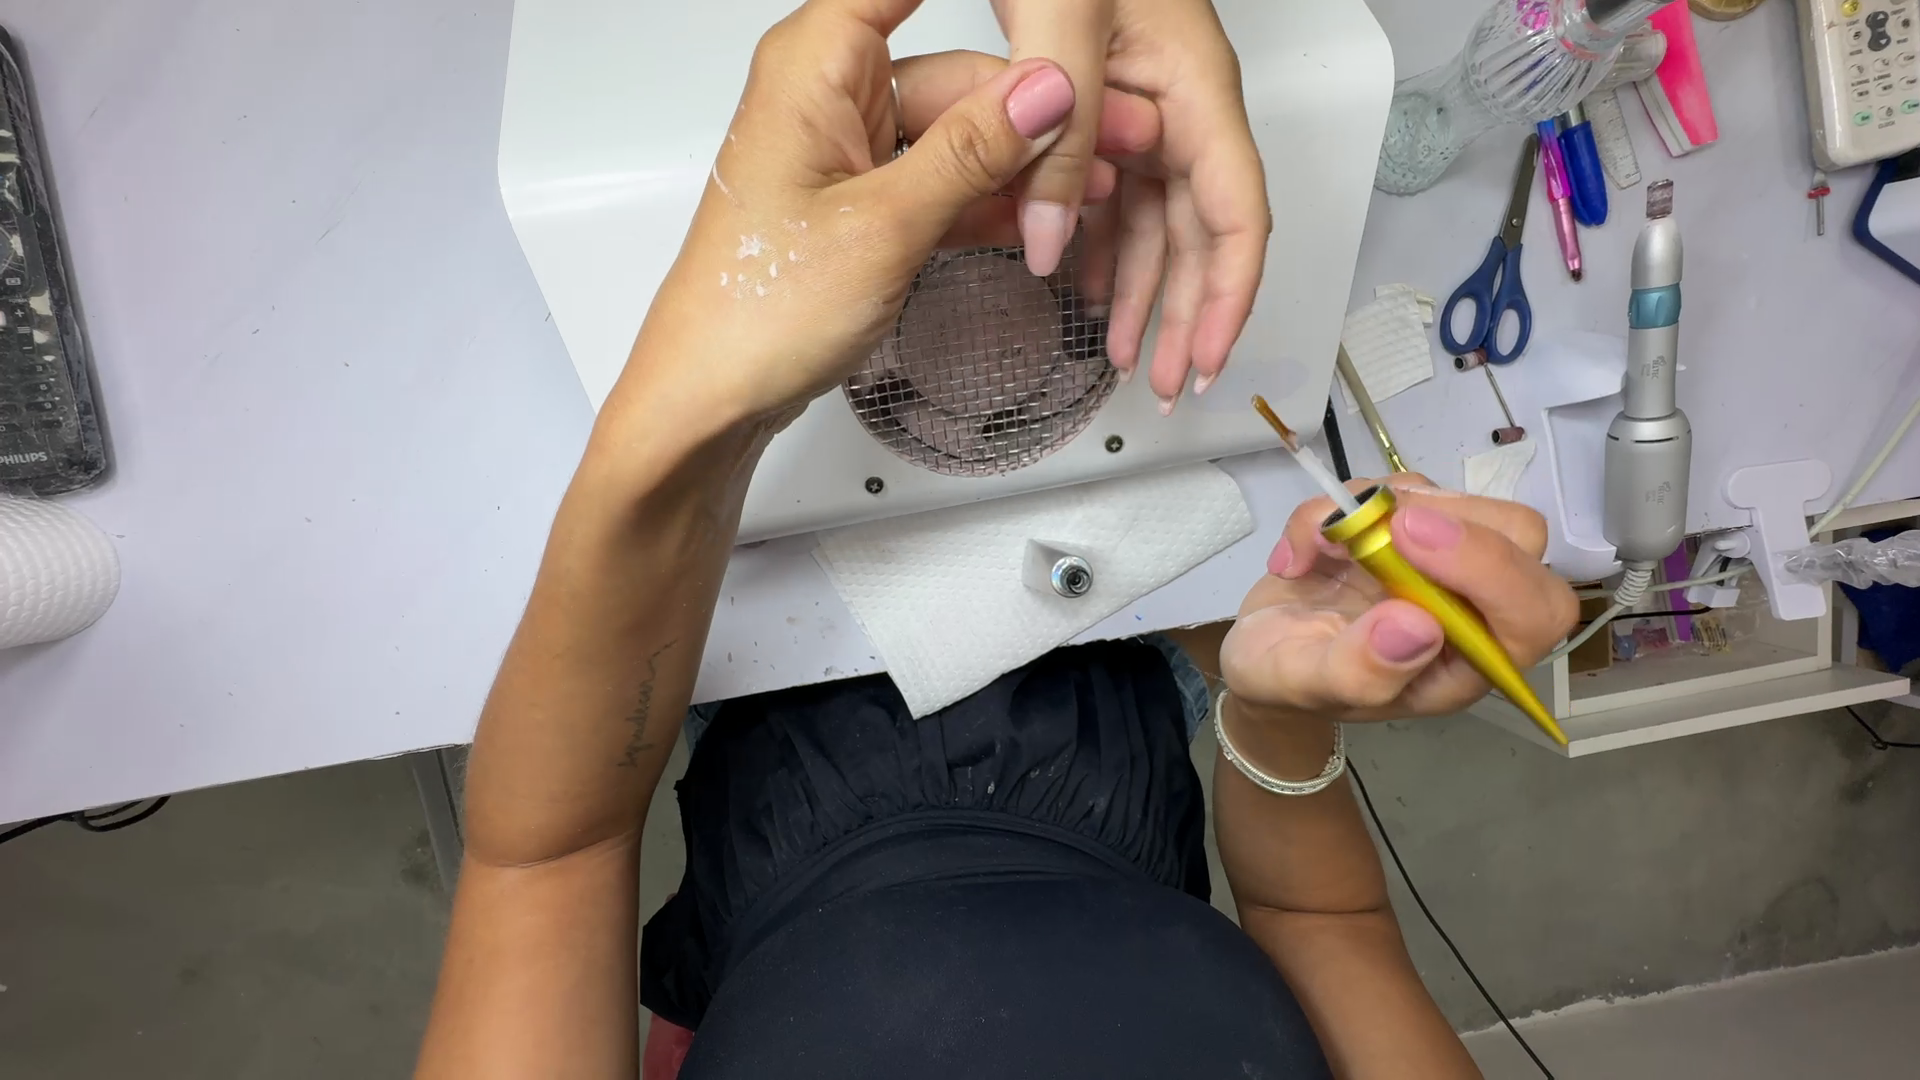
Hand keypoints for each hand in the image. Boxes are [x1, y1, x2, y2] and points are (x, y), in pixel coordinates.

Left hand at [604, 0, 1159, 435]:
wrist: (721, 393)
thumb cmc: (759, 311)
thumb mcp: (883, 224)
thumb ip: (969, 154)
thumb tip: (1043, 92)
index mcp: (817, 66)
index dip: (996, 11)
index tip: (1056, 25)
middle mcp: (831, 100)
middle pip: (953, 78)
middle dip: (1033, 112)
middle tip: (1112, 137)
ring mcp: (849, 160)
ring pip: (954, 142)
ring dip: (1018, 167)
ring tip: (1089, 186)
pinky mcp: (862, 211)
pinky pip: (937, 191)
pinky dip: (982, 207)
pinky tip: (1035, 220)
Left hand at [991, 0, 1269, 411]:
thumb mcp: (1058, 15)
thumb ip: (1054, 137)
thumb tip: (1045, 252)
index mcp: (1191, 89)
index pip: (1235, 213)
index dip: (1227, 296)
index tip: (1207, 359)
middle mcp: (1178, 111)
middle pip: (1197, 237)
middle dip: (1181, 317)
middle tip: (1162, 385)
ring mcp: (1143, 119)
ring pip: (1153, 230)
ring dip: (1138, 298)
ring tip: (1122, 360)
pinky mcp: (1102, 122)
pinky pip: (1112, 205)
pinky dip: (1099, 254)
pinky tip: (1083, 295)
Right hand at [1220, 476, 1578, 724]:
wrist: (1260, 651)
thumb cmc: (1290, 679)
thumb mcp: (1307, 686)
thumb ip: (1360, 671)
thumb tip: (1417, 626)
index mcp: (1471, 658)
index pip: (1533, 608)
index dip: (1489, 565)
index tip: (1408, 536)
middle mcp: (1471, 604)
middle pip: (1514, 534)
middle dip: (1444, 518)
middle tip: (1368, 526)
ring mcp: (1437, 559)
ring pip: (1446, 500)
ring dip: (1371, 509)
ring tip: (1311, 550)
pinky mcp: (1399, 526)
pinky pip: (1389, 489)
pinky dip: (1335, 506)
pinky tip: (1303, 546)